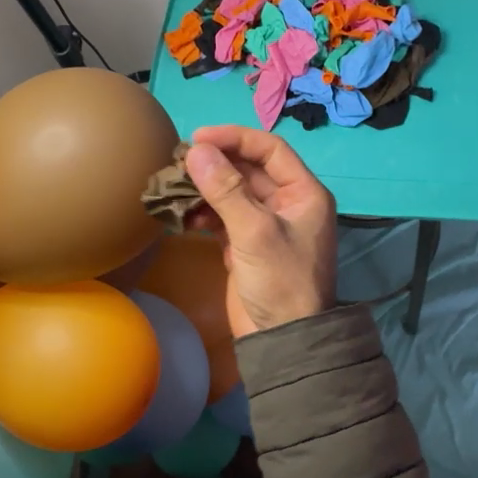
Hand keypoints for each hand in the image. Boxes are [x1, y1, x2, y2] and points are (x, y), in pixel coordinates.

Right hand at [184, 125, 336, 336]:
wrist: (282, 340)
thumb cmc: (280, 281)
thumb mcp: (255, 233)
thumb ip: (226, 190)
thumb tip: (195, 151)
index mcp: (304, 192)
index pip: (270, 149)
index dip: (235, 138)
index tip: (198, 137)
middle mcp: (287, 202)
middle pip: (248, 168)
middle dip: (215, 162)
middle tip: (178, 161)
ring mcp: (265, 223)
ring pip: (232, 191)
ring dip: (205, 187)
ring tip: (174, 186)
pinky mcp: (245, 243)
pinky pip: (222, 215)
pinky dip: (203, 211)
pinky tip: (182, 213)